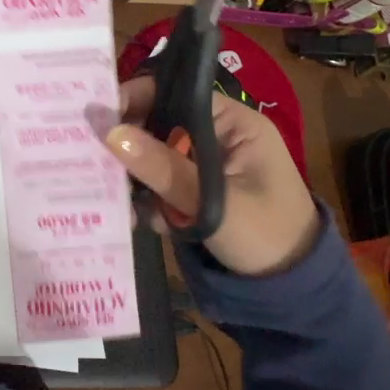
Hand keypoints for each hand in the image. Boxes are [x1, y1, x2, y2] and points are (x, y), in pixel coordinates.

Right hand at [104, 76, 319, 276]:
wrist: (295, 295)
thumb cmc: (267, 237)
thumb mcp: (213, 203)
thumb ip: (162, 167)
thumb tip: (108, 130)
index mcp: (235, 124)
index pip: (177, 94)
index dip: (136, 98)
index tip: (98, 118)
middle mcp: (219, 137)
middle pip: (159, 124)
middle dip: (130, 147)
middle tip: (94, 162)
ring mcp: (207, 165)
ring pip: (155, 157)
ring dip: (137, 180)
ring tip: (120, 204)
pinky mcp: (197, 191)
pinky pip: (161, 182)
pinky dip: (148, 199)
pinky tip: (143, 220)